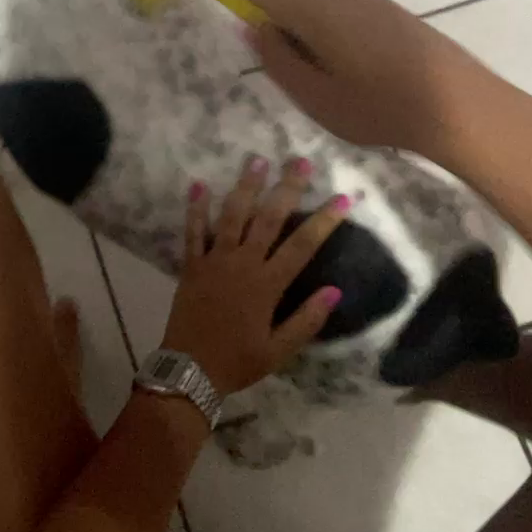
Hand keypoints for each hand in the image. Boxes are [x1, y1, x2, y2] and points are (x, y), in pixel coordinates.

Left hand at [161, 156, 349, 394]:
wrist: (189, 370)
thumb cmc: (238, 362)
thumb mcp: (279, 350)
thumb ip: (306, 320)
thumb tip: (335, 290)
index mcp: (267, 285)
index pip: (302, 246)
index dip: (324, 221)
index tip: (342, 198)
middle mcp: (242, 265)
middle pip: (268, 219)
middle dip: (286, 189)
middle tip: (299, 162)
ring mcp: (213, 261)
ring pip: (232, 216)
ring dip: (245, 187)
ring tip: (256, 161)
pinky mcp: (190, 265)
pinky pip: (193, 232)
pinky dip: (196, 208)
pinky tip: (199, 184)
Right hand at [200, 0, 504, 168]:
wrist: (459, 105)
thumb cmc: (379, 108)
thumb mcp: (316, 97)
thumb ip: (278, 60)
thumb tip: (253, 27)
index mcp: (313, 11)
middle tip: (259, 35)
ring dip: (292, 2)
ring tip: (297, 51)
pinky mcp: (383, 7)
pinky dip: (315, 8)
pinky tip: (328, 48)